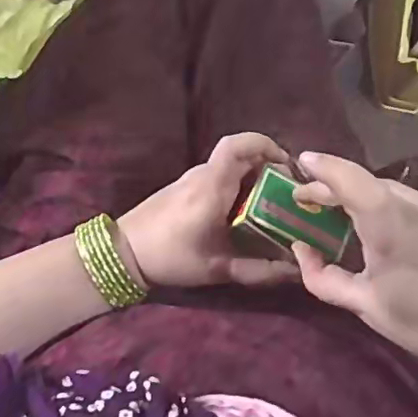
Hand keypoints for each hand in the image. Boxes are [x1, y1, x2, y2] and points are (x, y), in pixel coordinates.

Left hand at [118, 133, 303, 288]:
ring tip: (272, 205)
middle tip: (287, 192)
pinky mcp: (183, 189)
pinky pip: (217, 178)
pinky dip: (237, 187)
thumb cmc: (170, 257)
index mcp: (212, 186)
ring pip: (229, 167)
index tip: (286, 164)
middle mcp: (202, 176)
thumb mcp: (217, 268)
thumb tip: (295, 271)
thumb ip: (258, 270)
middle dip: (268, 167)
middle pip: (240, 155)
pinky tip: (244, 213)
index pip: (238, 145)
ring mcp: (190, 180)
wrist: (122, 253)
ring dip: (253, 178)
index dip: (265, 145)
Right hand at [288, 152, 417, 375]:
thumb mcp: (367, 307)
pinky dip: (379, 205)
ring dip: (356, 196)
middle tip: (304, 201)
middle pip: (365, 183)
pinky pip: (404, 201)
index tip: (299, 162)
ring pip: (385, 190)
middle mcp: (415, 206)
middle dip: (331, 186)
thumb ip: (325, 277)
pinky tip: (370, 226)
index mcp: (391, 227)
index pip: (351, 180)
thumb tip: (301, 250)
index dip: (323, 167)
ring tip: (333, 214)